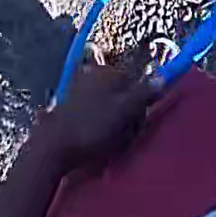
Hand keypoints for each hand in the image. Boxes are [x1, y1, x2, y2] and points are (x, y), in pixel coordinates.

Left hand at [30, 61, 155, 172]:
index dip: (141, 104)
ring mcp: (81, 87)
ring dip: (113, 123)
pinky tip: (95, 140)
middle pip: (123, 92)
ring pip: (109, 104)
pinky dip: (99, 125)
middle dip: (127, 113)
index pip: (137, 82)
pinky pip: (95, 113)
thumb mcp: (124, 110)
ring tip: (109, 142)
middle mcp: (95, 73)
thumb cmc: (92, 126)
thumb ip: (144, 93)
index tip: (138, 123)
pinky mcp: (71, 104)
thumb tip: (162, 77)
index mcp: (109, 71)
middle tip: (124, 135)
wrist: (53, 144)